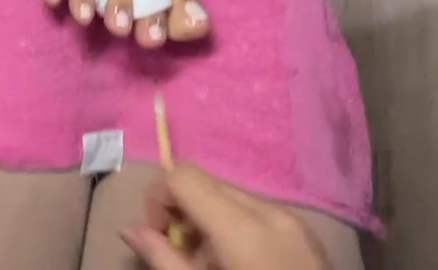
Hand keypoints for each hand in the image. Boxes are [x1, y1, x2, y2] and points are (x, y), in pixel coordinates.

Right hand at [120, 165, 335, 269]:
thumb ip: (163, 260)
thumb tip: (129, 229)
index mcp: (245, 229)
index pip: (185, 176)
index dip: (159, 197)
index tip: (156, 236)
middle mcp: (271, 213)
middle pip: (208, 184)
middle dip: (182, 212)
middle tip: (178, 257)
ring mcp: (295, 224)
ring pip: (232, 199)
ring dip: (208, 223)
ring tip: (208, 269)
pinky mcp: (308, 237)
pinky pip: (258, 217)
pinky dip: (236, 232)